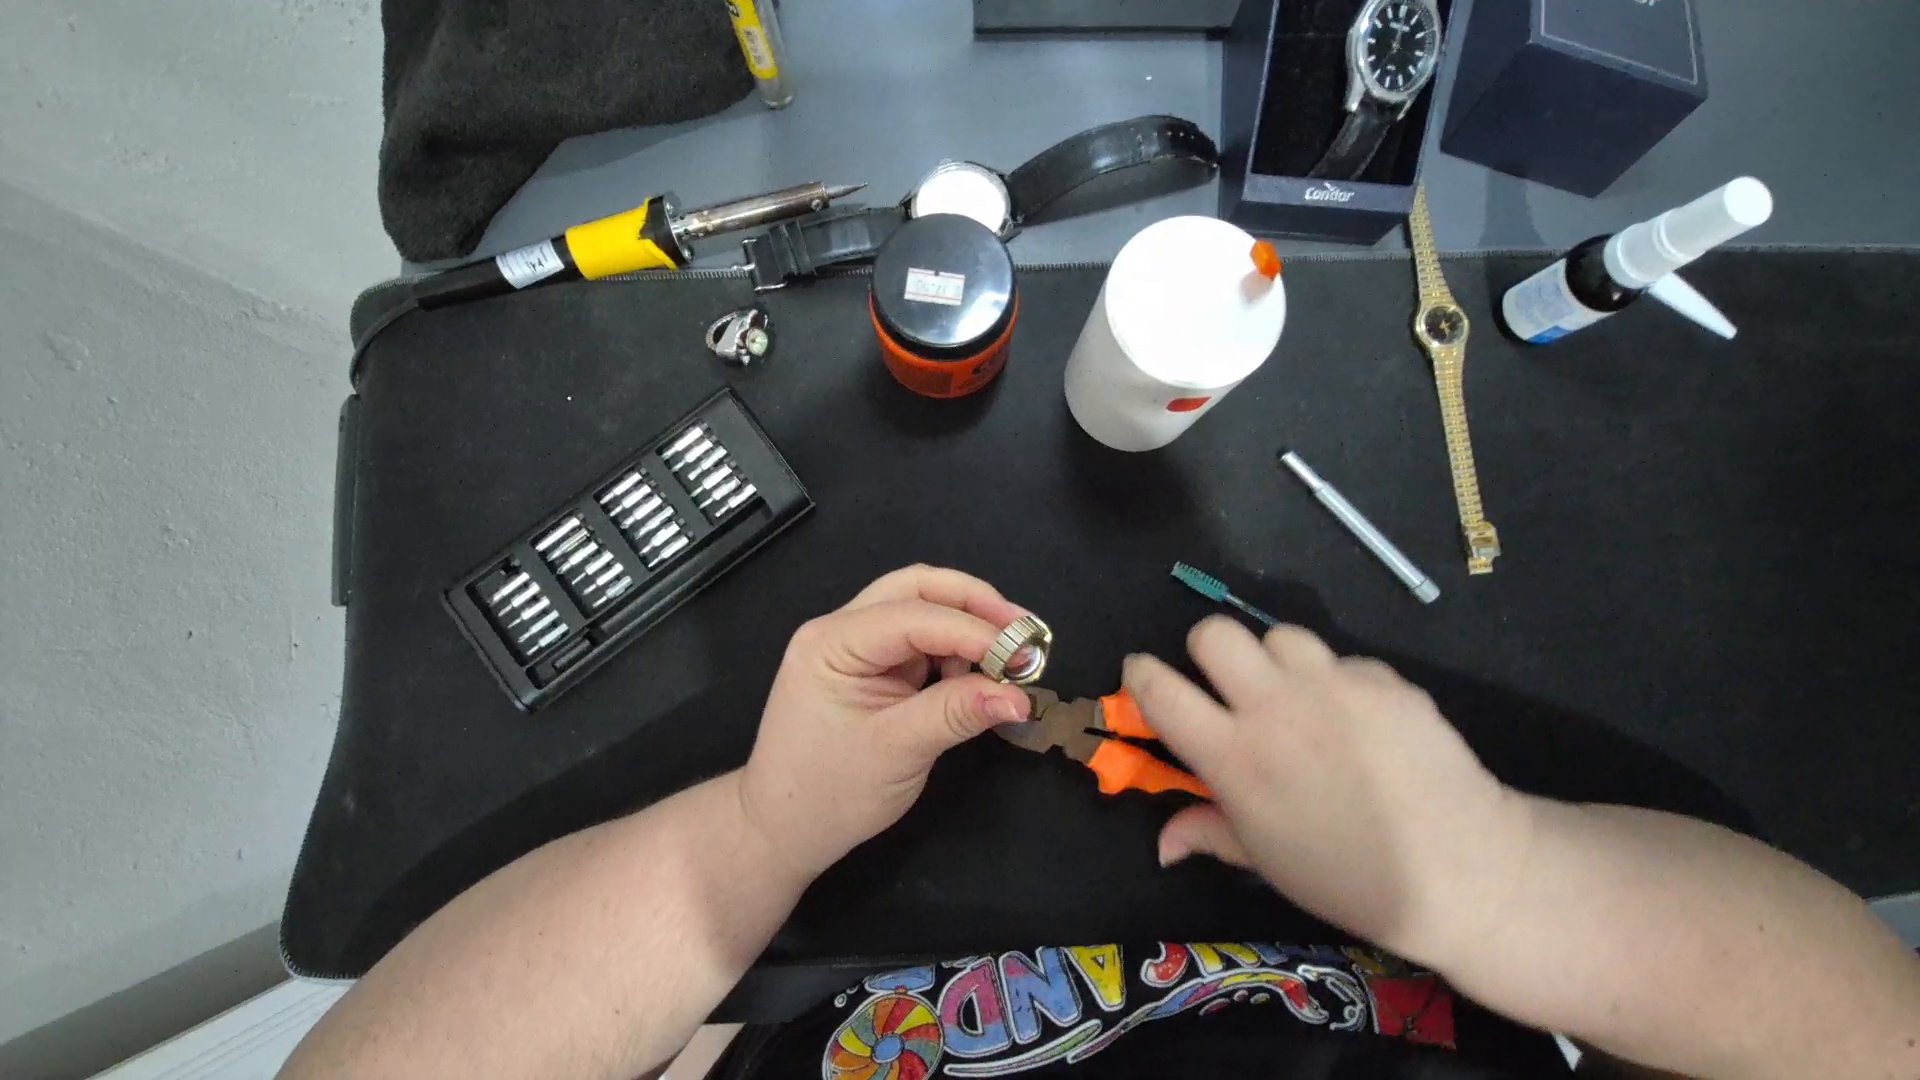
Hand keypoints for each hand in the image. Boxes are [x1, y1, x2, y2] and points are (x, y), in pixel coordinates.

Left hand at [737, 565, 1033, 880]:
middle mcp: (840, 629)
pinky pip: (919, 639)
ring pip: (919, 607)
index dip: (971, 630)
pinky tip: (980, 669)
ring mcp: (855, 645)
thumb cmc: (831, 794)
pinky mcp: (871, 666)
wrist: (783, 829)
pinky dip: (954, 647)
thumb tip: (1021, 697)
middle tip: (1023, 632)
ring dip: (967, 622)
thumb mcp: (898, 752)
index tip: (1022, 655)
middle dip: (972, 603)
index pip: (912, 616)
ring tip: (1008, 656)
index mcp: (832, 642)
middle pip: (915, 590)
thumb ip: (958, 714)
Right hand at [1124, 617, 1533, 968]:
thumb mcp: (1266, 861)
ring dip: (1275, 660)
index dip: (1140, 674)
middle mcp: (1275, 708)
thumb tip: (1161, 843)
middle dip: (1206, 650)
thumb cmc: (1350, 878)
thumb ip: (1207, 832)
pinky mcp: (1384, 679)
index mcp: (1235, 757)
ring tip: (1297, 695)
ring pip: (1278, 634)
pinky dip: (1338, 681)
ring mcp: (1333, 686)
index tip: (1143, 678)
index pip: (1159, 690)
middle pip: (1213, 632)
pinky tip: (1359, 719)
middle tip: (1226, 683)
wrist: (1469, 873)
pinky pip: (1342, 660)